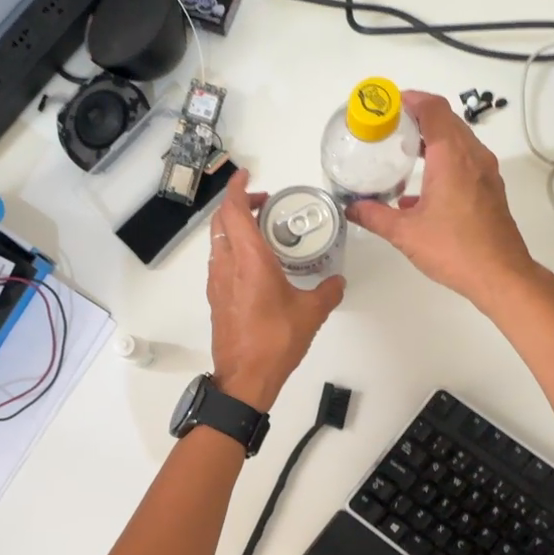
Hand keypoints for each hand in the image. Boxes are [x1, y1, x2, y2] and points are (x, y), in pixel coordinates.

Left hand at [207, 170, 344, 411]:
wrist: (245, 378)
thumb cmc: (276, 341)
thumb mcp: (311, 313)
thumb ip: (328, 291)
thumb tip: (337, 282)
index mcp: (249, 260)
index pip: (233, 210)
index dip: (236, 188)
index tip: (248, 176)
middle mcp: (227, 266)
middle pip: (221, 222)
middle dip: (237, 205)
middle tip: (263, 204)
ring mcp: (217, 283)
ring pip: (217, 242)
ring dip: (233, 228)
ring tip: (261, 232)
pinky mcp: (216, 299)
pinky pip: (219, 262)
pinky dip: (232, 250)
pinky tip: (254, 263)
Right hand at [346, 90, 540, 305]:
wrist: (500, 275)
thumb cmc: (453, 249)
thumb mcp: (405, 233)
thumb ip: (374, 216)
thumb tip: (351, 207)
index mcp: (451, 158)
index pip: (433, 110)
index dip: (411, 100)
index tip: (388, 104)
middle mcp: (472, 156)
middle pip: (447, 120)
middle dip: (418, 117)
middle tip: (389, 126)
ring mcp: (485, 172)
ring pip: (458, 140)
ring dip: (432, 138)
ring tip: (402, 150)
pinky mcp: (489, 188)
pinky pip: (465, 160)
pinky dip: (443, 158)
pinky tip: (421, 186)